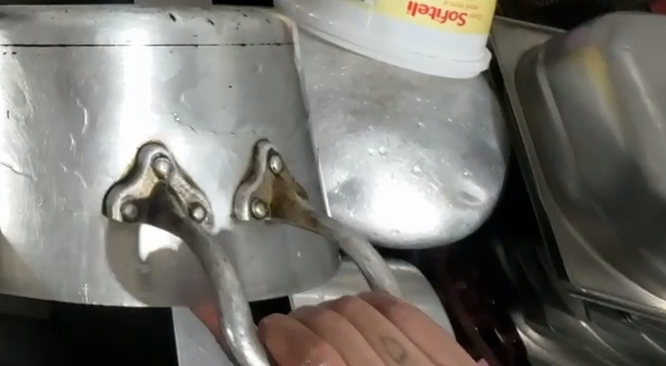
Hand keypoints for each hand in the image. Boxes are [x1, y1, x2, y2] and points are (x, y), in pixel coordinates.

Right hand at [258, 293, 473, 365]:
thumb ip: (263, 363)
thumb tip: (206, 309)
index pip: (312, 353)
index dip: (277, 337)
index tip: (266, 341)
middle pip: (334, 324)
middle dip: (302, 326)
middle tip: (297, 345)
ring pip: (364, 310)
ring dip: (334, 315)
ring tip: (333, 338)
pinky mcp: (460, 364)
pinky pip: (405, 311)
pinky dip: (375, 305)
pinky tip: (365, 322)